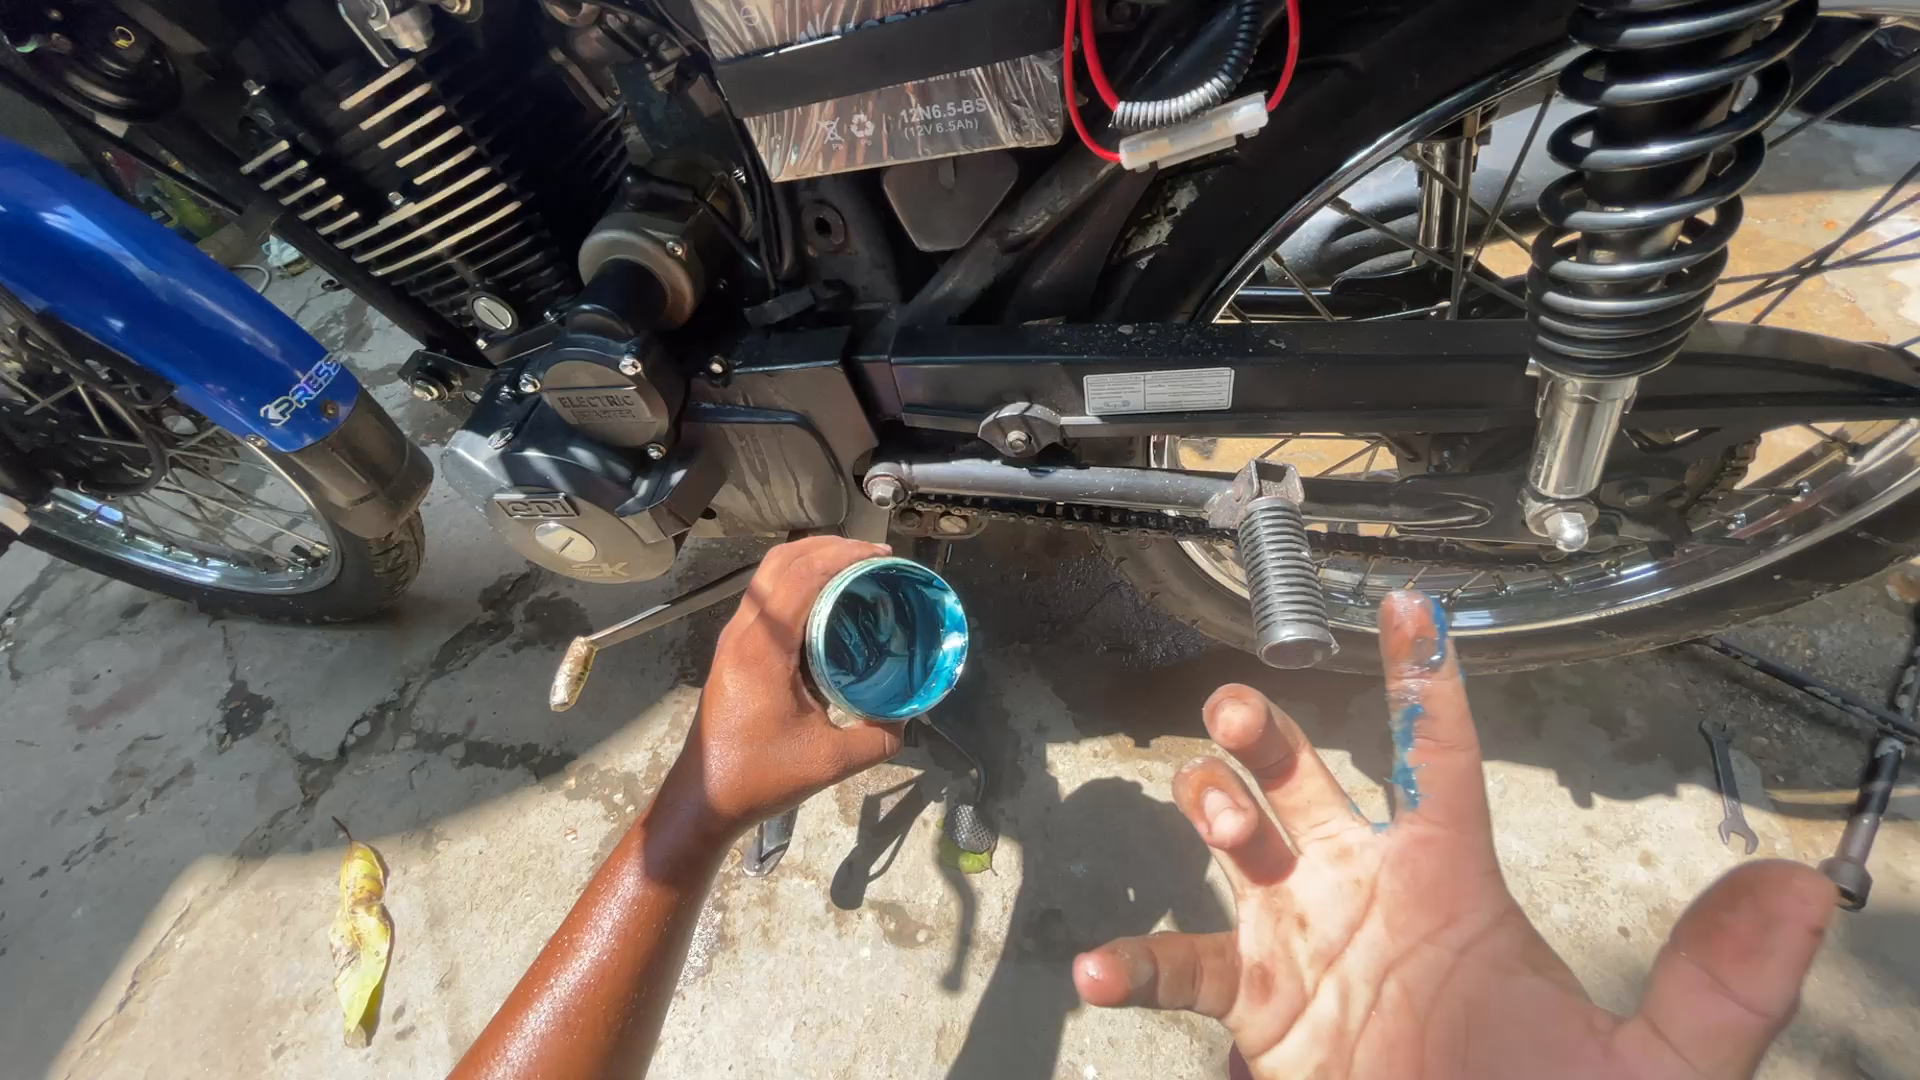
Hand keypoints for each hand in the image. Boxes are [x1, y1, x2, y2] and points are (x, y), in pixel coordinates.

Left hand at [658, 536, 905, 838]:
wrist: (704, 798)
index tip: (881, 555)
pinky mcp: (734, 647)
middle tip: (872, 554)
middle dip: (830, 546)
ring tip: (853, 565)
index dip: (844, 555)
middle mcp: (744, 631)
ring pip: (769, 572)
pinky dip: (798, 579)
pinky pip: (766, 593)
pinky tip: (827, 597)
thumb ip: (879, 737)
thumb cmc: (760, 776)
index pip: (803, 576)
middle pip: (782, 560)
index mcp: (764, 648)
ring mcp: (734, 636)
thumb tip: (910, 714)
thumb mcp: (830, 761)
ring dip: (811, 557)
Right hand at [1073, 589, 1837, 1078]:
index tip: (1409, 602)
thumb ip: (1712, 983)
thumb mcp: (1644, 1067)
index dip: (1419, 673)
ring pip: (1230, 836)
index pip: (1427, 750)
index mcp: (1437, 875)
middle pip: (1294, 771)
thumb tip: (1806, 886)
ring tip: (1218, 813)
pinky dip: (1134, 961)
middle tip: (1238, 713)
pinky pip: (1175, 963)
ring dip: (1211, 807)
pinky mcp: (1245, 993)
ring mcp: (1289, 930)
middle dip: (1261, 729)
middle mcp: (1349, 880)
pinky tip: (1100, 974)